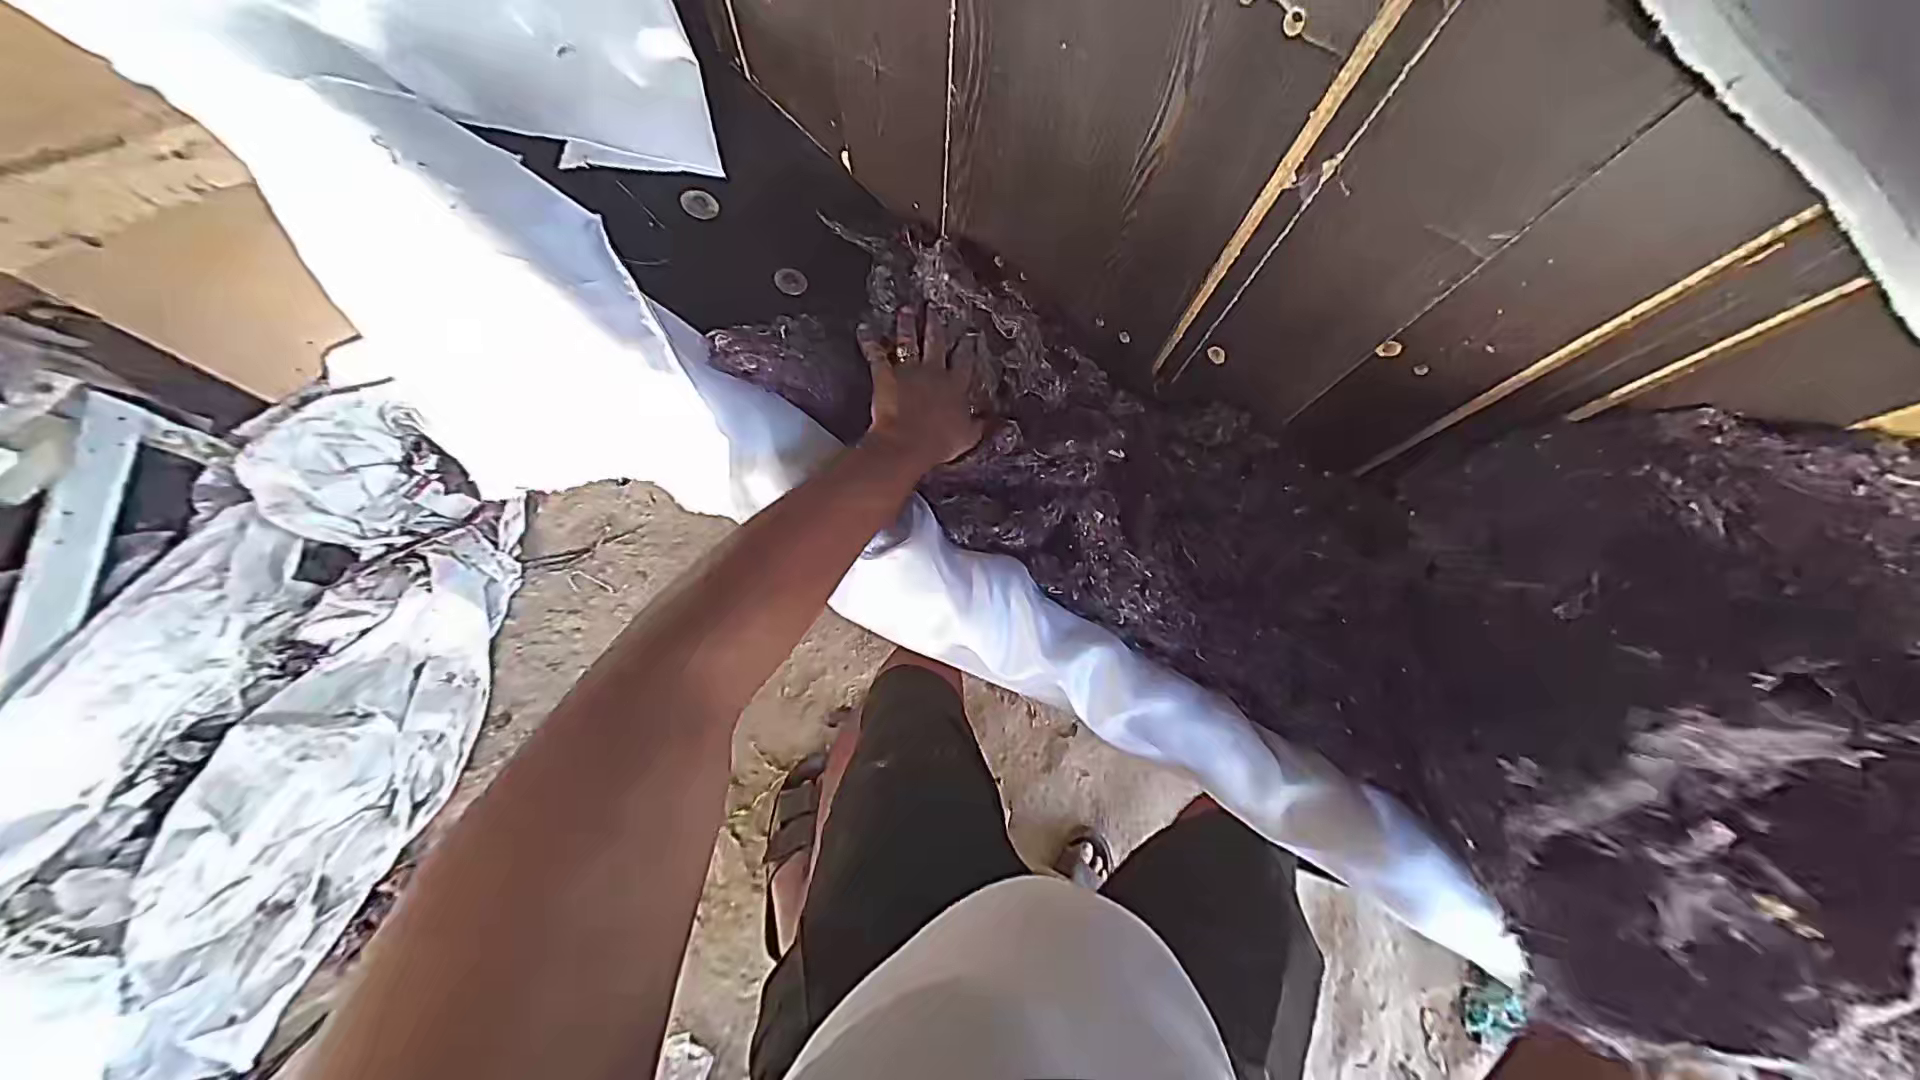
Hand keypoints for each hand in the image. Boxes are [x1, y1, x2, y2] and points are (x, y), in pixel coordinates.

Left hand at [859, 304, 986, 468]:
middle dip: (935, 324)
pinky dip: (868, 341)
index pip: (964, 361)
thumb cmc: (940, 443)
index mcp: (955, 385)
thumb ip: (979, 424)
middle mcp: (934, 371)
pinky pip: (875, 354)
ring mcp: (908, 370)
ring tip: (905, 310)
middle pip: (935, 342)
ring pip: (908, 341)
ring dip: (906, 324)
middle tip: (933, 309)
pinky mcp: (885, 375)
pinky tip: (863, 329)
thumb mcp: (968, 436)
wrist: (908, 443)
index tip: (969, 334)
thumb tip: (993, 419)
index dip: (967, 346)